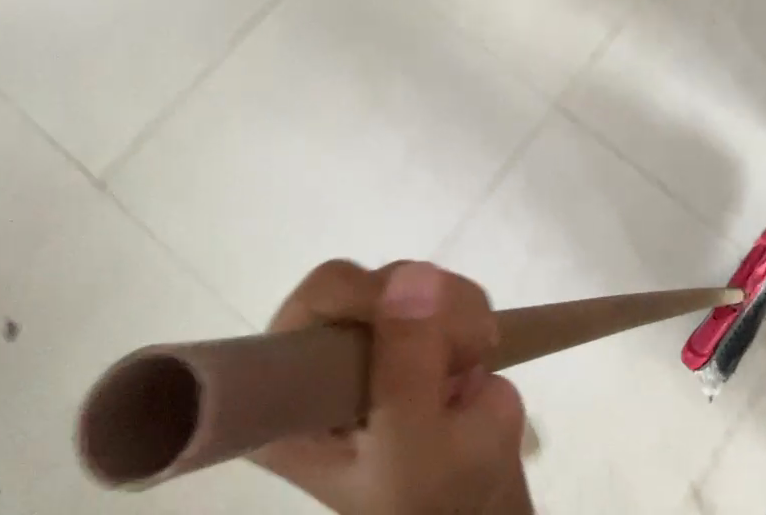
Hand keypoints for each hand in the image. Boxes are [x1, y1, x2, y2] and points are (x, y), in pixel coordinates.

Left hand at [252, 260, 532, 514]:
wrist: (480, 492)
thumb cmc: (429, 489)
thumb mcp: (411, 444)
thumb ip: (406, 368)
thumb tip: (415, 274)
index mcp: (285, 398)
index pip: (294, 317)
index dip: (345, 301)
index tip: (394, 320)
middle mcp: (315, 358)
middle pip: (350, 283)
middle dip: (412, 308)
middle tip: (450, 352)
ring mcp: (367, 333)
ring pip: (403, 275)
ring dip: (453, 310)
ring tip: (467, 362)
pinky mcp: (413, 318)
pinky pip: (441, 281)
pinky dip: (471, 308)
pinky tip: (475, 350)